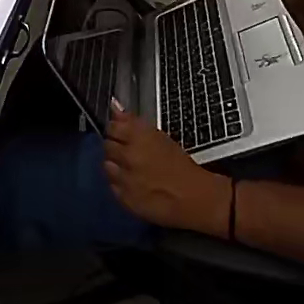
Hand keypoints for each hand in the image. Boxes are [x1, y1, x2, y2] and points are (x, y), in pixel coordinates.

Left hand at [103, 101, 224, 230]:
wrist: (196, 198)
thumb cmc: (182, 164)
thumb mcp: (159, 136)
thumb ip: (131, 121)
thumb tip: (114, 105)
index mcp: (138, 137)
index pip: (111, 127)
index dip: (116, 130)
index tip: (122, 134)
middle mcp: (127, 156)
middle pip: (107, 146)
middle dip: (116, 148)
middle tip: (129, 153)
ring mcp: (124, 178)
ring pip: (107, 166)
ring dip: (116, 165)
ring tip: (131, 169)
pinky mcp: (124, 198)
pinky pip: (113, 186)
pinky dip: (120, 183)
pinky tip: (133, 184)